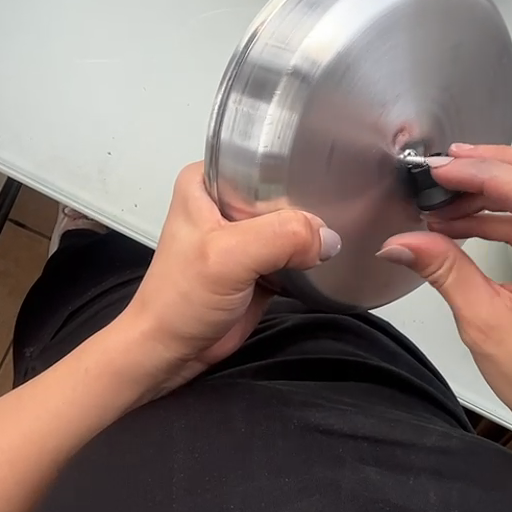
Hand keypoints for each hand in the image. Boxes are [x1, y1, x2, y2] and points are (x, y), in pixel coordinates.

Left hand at [110, 163, 337, 393]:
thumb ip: (281, 237)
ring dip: (312, 235)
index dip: (294, 172)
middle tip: (339, 215)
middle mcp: (225, 203)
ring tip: (335, 239)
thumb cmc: (179, 300)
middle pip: (284, 191)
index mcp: (207, 182)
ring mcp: (244, 235)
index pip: (264, 161)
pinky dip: (310, 259)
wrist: (172, 350)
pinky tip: (326, 260)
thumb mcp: (228, 256)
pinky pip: (295, 253)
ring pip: (293, 224)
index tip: (324, 185)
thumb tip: (327, 238)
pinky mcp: (259, 265)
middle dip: (308, 206)